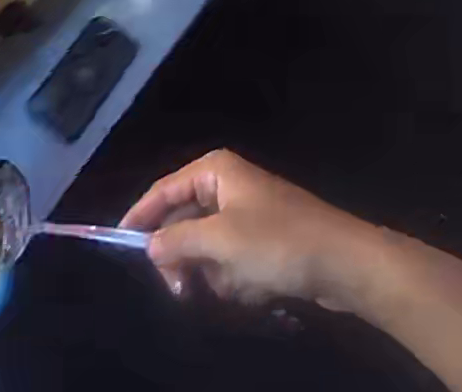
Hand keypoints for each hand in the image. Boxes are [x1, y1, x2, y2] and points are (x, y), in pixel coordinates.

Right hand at [119, 149, 387, 308]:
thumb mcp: (220, 241)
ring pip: (206, 247)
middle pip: (183, 221)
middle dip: (183, 257)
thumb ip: (177, 241)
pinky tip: (253, 290)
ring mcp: (245, 211)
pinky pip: (230, 261)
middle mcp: (227, 184)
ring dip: (212, 273)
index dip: (140, 216)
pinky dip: (234, 279)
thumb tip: (150, 245)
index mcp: (214, 170)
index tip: (118, 244)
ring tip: (233, 287)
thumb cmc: (277, 242)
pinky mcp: (261, 239)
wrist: (342, 261)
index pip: (163, 189)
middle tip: (180, 289)